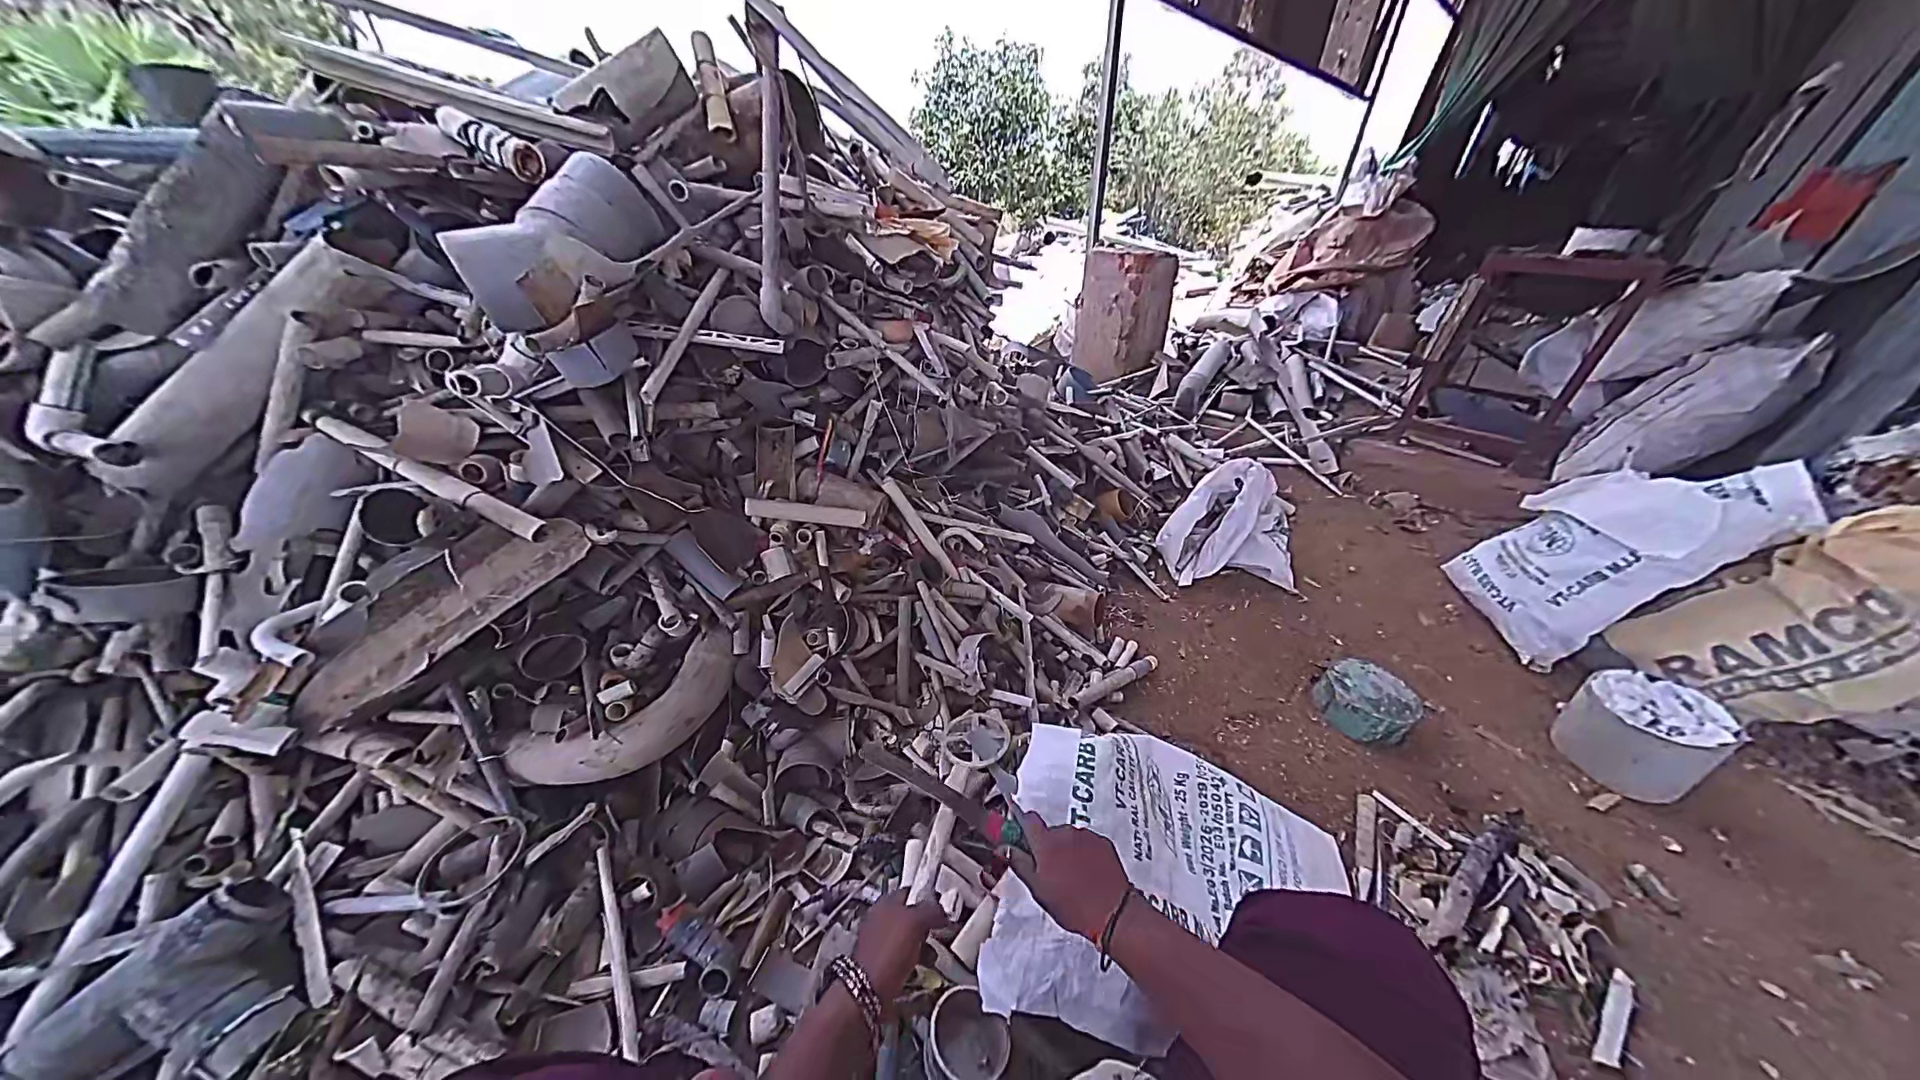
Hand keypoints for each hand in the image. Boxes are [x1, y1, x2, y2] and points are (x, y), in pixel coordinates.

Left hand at [851, 889, 946, 999]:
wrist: (868, 992)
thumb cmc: (889, 952)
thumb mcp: (914, 923)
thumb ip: (930, 911)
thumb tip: (941, 910)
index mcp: (885, 904)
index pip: (909, 892)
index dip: (927, 898)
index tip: (942, 908)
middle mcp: (879, 920)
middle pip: (909, 916)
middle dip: (926, 925)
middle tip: (939, 932)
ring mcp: (879, 943)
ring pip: (907, 938)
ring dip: (922, 945)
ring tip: (932, 956)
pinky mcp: (881, 965)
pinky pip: (903, 957)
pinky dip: (914, 961)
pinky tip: (921, 968)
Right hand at [1017, 811, 1129, 940]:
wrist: (1112, 912)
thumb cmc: (1072, 904)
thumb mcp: (1038, 889)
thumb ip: (1019, 863)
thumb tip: (1005, 848)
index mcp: (1045, 842)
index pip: (1028, 819)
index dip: (1022, 826)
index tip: (1020, 837)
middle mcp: (1065, 832)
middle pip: (1049, 831)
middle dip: (1047, 846)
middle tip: (1049, 871)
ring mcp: (1086, 836)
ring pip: (1069, 838)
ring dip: (1066, 850)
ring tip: (1071, 877)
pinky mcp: (1103, 842)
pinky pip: (1087, 842)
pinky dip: (1085, 853)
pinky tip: (1087, 874)